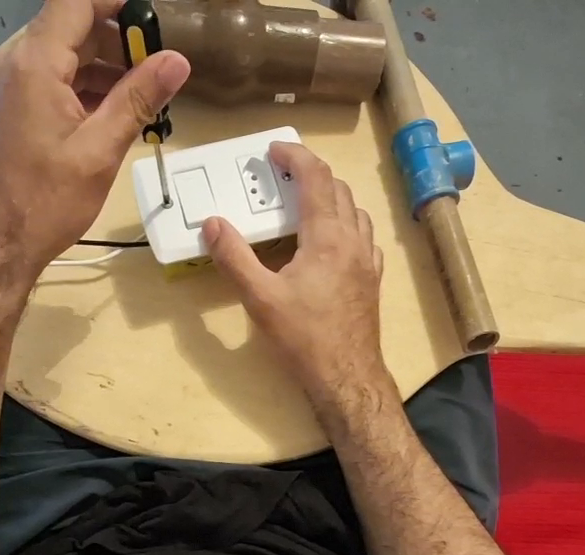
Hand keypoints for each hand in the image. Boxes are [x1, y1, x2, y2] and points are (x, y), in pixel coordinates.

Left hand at [0, 0, 190, 270]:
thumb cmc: (46, 203)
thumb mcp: (100, 152)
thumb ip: (137, 99)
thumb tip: (177, 60)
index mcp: (35, 62)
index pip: (77, 0)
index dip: (117, 1)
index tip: (152, 18)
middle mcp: (15, 62)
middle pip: (71, 25)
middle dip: (116, 38)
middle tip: (156, 67)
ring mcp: (9, 86)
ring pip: (62, 55)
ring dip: (102, 66)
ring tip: (141, 96)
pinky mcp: (10, 109)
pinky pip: (49, 80)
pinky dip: (82, 88)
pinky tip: (110, 114)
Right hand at [203, 143, 387, 405]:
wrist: (346, 375)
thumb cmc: (303, 339)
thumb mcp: (260, 299)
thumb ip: (234, 258)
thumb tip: (212, 224)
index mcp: (326, 237)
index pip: (315, 178)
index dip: (295, 156)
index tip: (274, 149)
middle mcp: (353, 240)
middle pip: (337, 189)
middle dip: (311, 173)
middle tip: (283, 175)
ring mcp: (367, 260)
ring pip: (354, 211)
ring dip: (331, 197)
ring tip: (306, 203)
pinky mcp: (372, 280)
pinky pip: (364, 237)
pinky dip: (346, 224)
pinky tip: (333, 241)